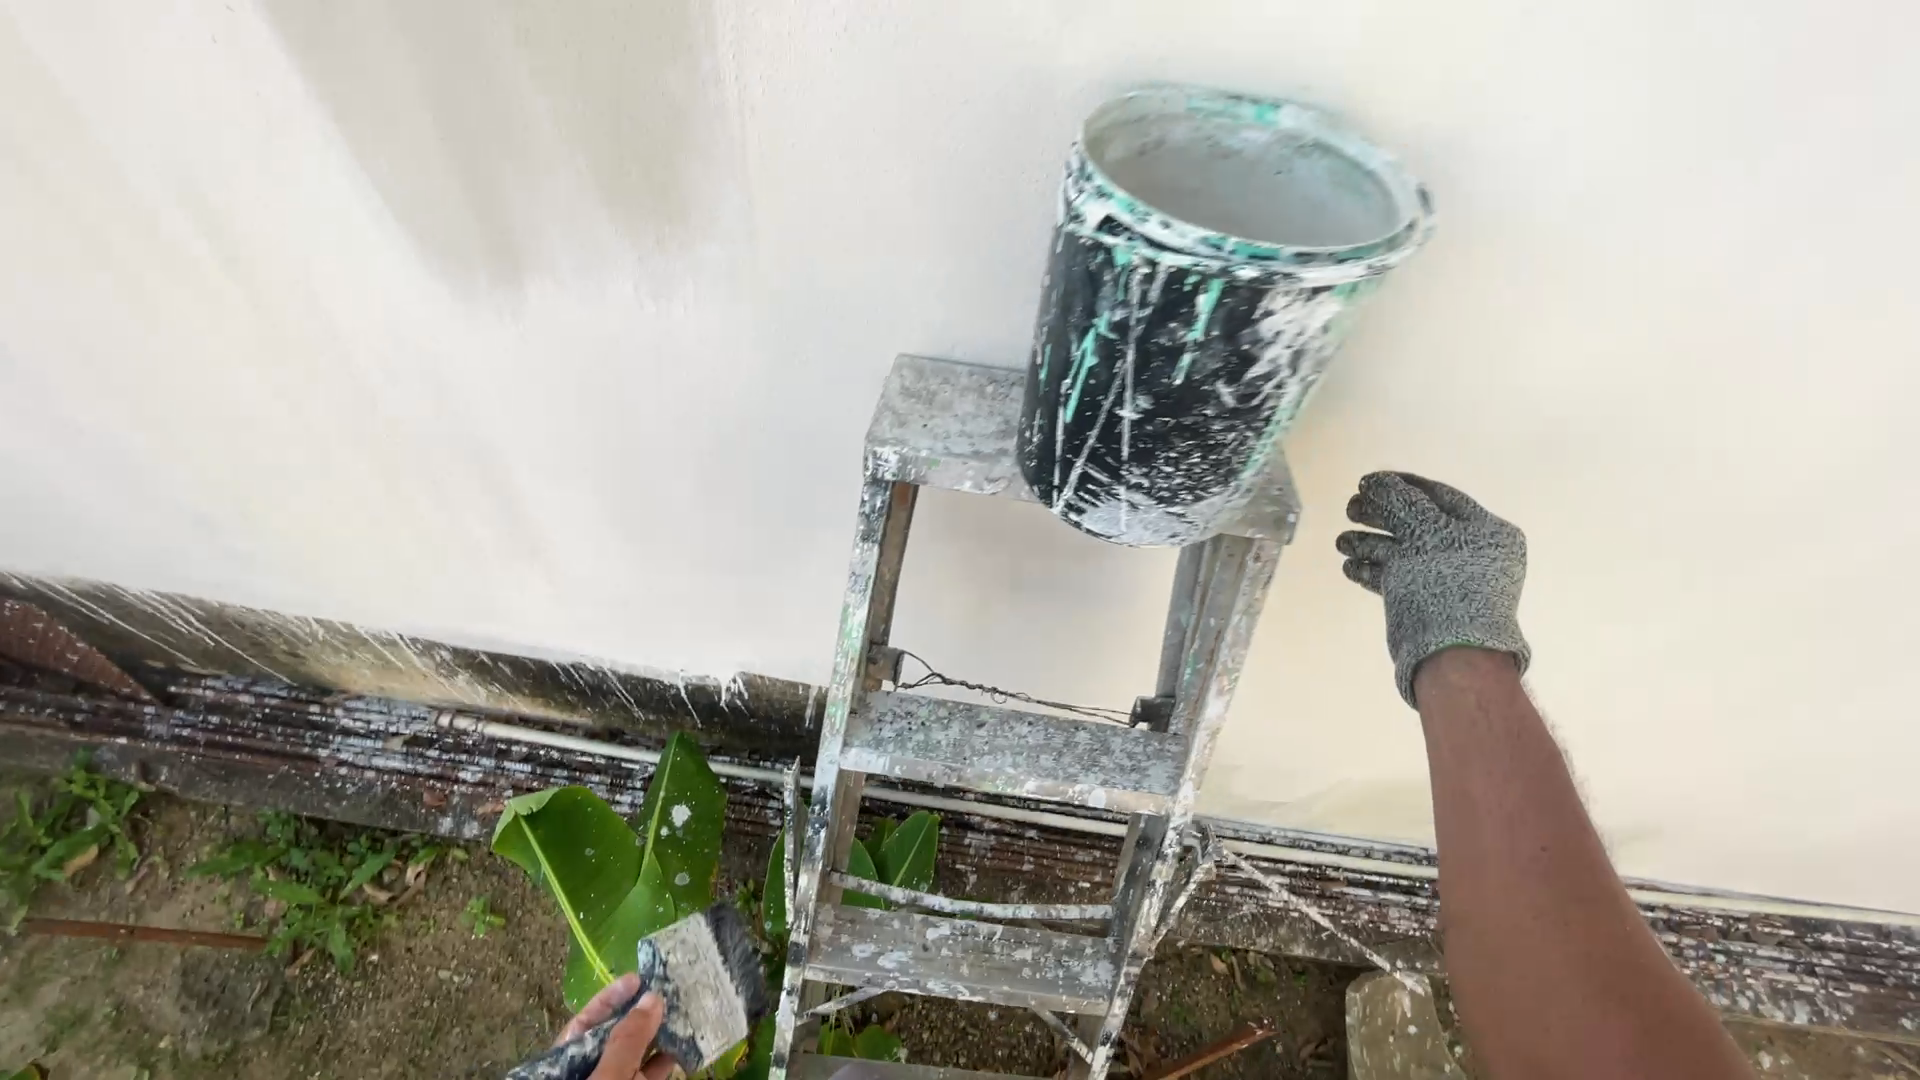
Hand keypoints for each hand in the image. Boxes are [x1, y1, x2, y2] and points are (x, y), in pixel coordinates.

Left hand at [557, 974, 677, 1079]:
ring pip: (633, 1055)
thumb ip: (627, 1039)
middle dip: (639, 1013)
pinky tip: (681, 1045)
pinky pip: (647, 1073)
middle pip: (613, 1036)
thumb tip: (652, 997)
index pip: (583, 1024)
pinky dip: (663, 1058)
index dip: (609, 999)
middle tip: (665, 990)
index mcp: (565, 1066)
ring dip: (657, 1034)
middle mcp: (588, 1071)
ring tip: (680, 1011)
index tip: (636, 979)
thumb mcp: (609, 1077)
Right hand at [1336, 472, 1529, 706]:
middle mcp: (1466, 551)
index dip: (1402, 484)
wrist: (1453, 651)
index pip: (1438, 496)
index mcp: (1485, 531)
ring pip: (1399, 549)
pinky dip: (1369, 569)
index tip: (1368, 481)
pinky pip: (1392, 576)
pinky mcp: (1421, 599)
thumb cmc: (1452, 583)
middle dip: (1379, 513)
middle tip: (1350, 508)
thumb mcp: (1430, 531)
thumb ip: (1404, 502)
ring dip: (1367, 542)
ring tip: (1341, 542)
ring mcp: (1443, 576)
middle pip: (1414, 521)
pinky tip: (1350, 566)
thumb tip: (1375, 481)